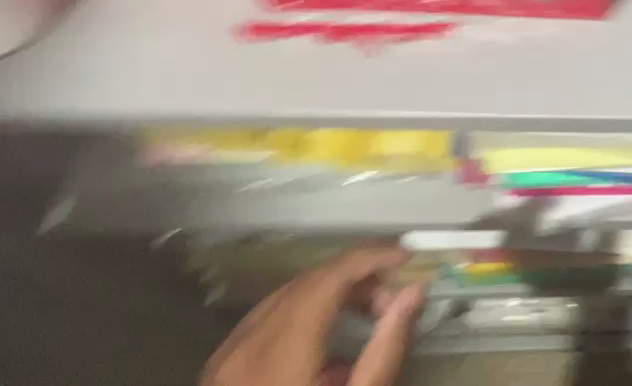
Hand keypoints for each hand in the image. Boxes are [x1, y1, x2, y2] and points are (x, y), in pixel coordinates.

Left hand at [202, 246, 426, 385]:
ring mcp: (223, 361)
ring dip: (331, 294)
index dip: (370, 258)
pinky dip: (303, 315)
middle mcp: (243, 346)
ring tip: (367, 316)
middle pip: (308, 282)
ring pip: (285, 298)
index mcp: (278, 355)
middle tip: (393, 298)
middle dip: (356, 278)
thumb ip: (385, 350)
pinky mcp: (217, 374)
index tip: (407, 258)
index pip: (328, 278)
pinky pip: (266, 322)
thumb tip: (413, 292)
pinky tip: (328, 346)